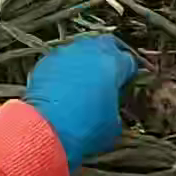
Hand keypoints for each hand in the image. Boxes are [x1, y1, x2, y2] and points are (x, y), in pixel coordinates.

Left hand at [23, 34, 136, 171]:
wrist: (46, 130)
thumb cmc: (84, 128)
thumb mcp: (113, 125)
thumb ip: (117, 106)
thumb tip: (111, 106)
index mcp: (114, 63)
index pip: (129, 61)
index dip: (127, 75)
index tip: (122, 87)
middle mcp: (92, 51)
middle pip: (106, 45)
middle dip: (108, 59)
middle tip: (105, 79)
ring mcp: (67, 52)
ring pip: (82, 49)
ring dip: (85, 62)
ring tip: (81, 84)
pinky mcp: (47, 59)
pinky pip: (61, 59)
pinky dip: (64, 69)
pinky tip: (61, 88)